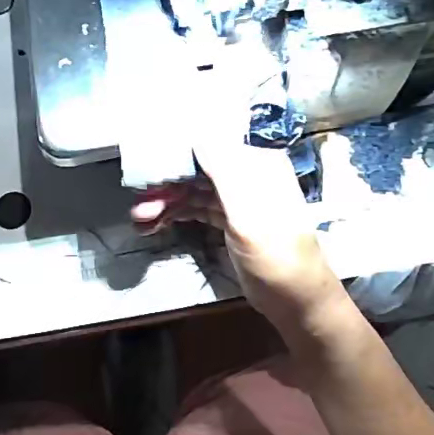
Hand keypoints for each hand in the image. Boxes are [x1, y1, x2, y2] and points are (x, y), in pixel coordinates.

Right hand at [130, 129, 356, 348]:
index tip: (148, 162)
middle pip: (199, 168)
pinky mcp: (230, 220)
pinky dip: (177, 213)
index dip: (178, 152)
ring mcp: (239, 198)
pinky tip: (154, 223)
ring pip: (195, 190)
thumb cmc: (276, 255)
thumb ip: (224, 172)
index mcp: (259, 163)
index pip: (211, 145)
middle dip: (167, 182)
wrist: (295, 301)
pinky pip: (198, 208)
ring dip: (167, 201)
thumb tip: (197, 133)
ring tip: (139, 218)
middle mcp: (248, 174)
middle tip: (138, 200)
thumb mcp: (249, 214)